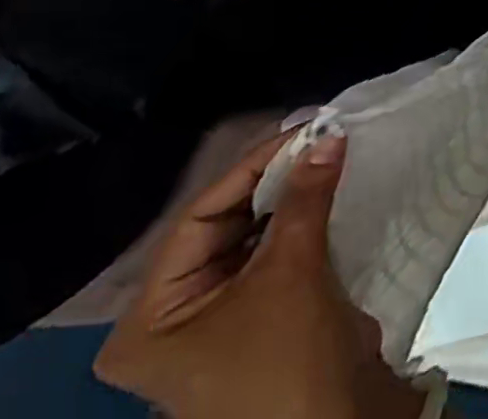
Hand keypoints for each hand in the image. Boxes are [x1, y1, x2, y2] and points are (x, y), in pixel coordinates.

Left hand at [94, 131, 424, 418]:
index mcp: (151, 316)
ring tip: (333, 156)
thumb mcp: (292, 274)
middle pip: (226, 227)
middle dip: (275, 182)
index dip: (250, 171)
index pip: (196, 222)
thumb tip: (329, 136)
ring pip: (258, 237)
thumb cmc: (285, 355)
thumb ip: (307, 202)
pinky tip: (336, 192)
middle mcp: (177, 312)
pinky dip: (310, 221)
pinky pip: (283, 252)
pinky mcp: (271, 309)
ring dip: (297, 198)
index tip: (304, 132)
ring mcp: (225, 313)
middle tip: (323, 139)